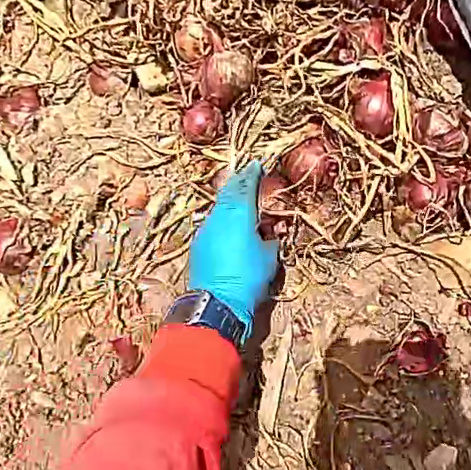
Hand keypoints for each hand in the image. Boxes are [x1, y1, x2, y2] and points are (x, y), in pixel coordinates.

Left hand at [187, 162, 280, 333]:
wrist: (217, 303)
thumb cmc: (248, 276)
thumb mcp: (270, 256)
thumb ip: (271, 238)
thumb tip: (270, 231)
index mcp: (238, 213)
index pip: (245, 186)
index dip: (252, 174)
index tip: (258, 165)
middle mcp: (218, 216)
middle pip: (228, 192)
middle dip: (239, 184)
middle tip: (248, 177)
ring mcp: (205, 230)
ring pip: (219, 208)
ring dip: (231, 203)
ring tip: (242, 203)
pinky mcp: (199, 244)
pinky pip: (213, 223)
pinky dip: (224, 219)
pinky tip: (231, 227)